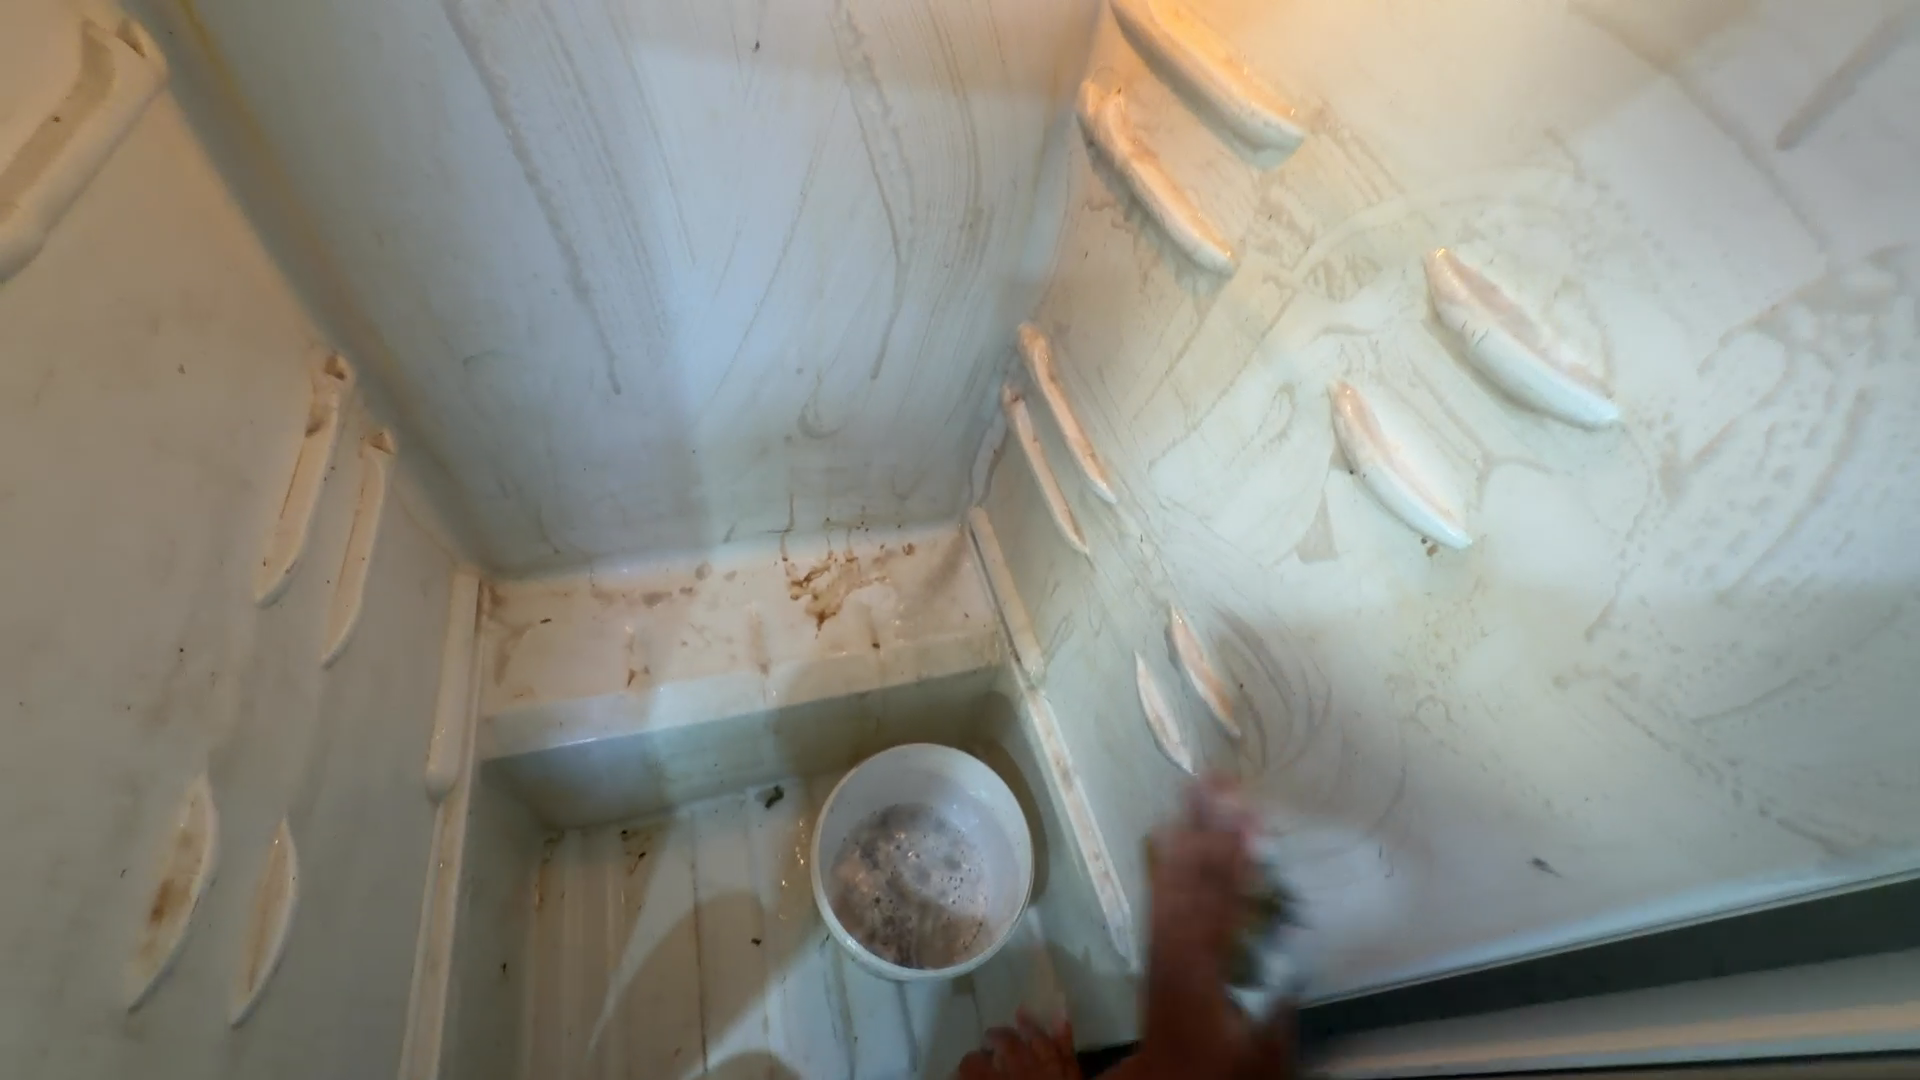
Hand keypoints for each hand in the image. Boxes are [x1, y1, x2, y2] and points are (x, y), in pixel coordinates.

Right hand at [958, 1010, 1079, 1078]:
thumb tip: (955, 1078)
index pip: (975, 1068)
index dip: (966, 1066)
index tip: (959, 1070)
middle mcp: (1024, 1073)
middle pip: (1008, 1047)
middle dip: (997, 1038)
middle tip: (988, 1037)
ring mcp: (1052, 1072)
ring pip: (1039, 1042)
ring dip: (1029, 1027)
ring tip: (1020, 1015)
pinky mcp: (1072, 1077)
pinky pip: (1068, 1053)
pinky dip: (1065, 1035)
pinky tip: (1062, 1019)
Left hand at [1134, 778, 1294, 1079]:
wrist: (1169, 1074)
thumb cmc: (1222, 1060)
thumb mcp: (1260, 1041)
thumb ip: (1277, 995)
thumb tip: (1291, 945)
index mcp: (1203, 964)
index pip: (1220, 898)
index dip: (1234, 856)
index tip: (1250, 818)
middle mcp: (1176, 936)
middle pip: (1191, 868)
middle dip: (1208, 822)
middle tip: (1223, 779)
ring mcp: (1160, 928)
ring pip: (1172, 865)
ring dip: (1190, 824)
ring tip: (1203, 782)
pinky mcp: (1155, 928)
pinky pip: (1161, 878)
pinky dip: (1173, 846)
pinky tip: (1177, 822)